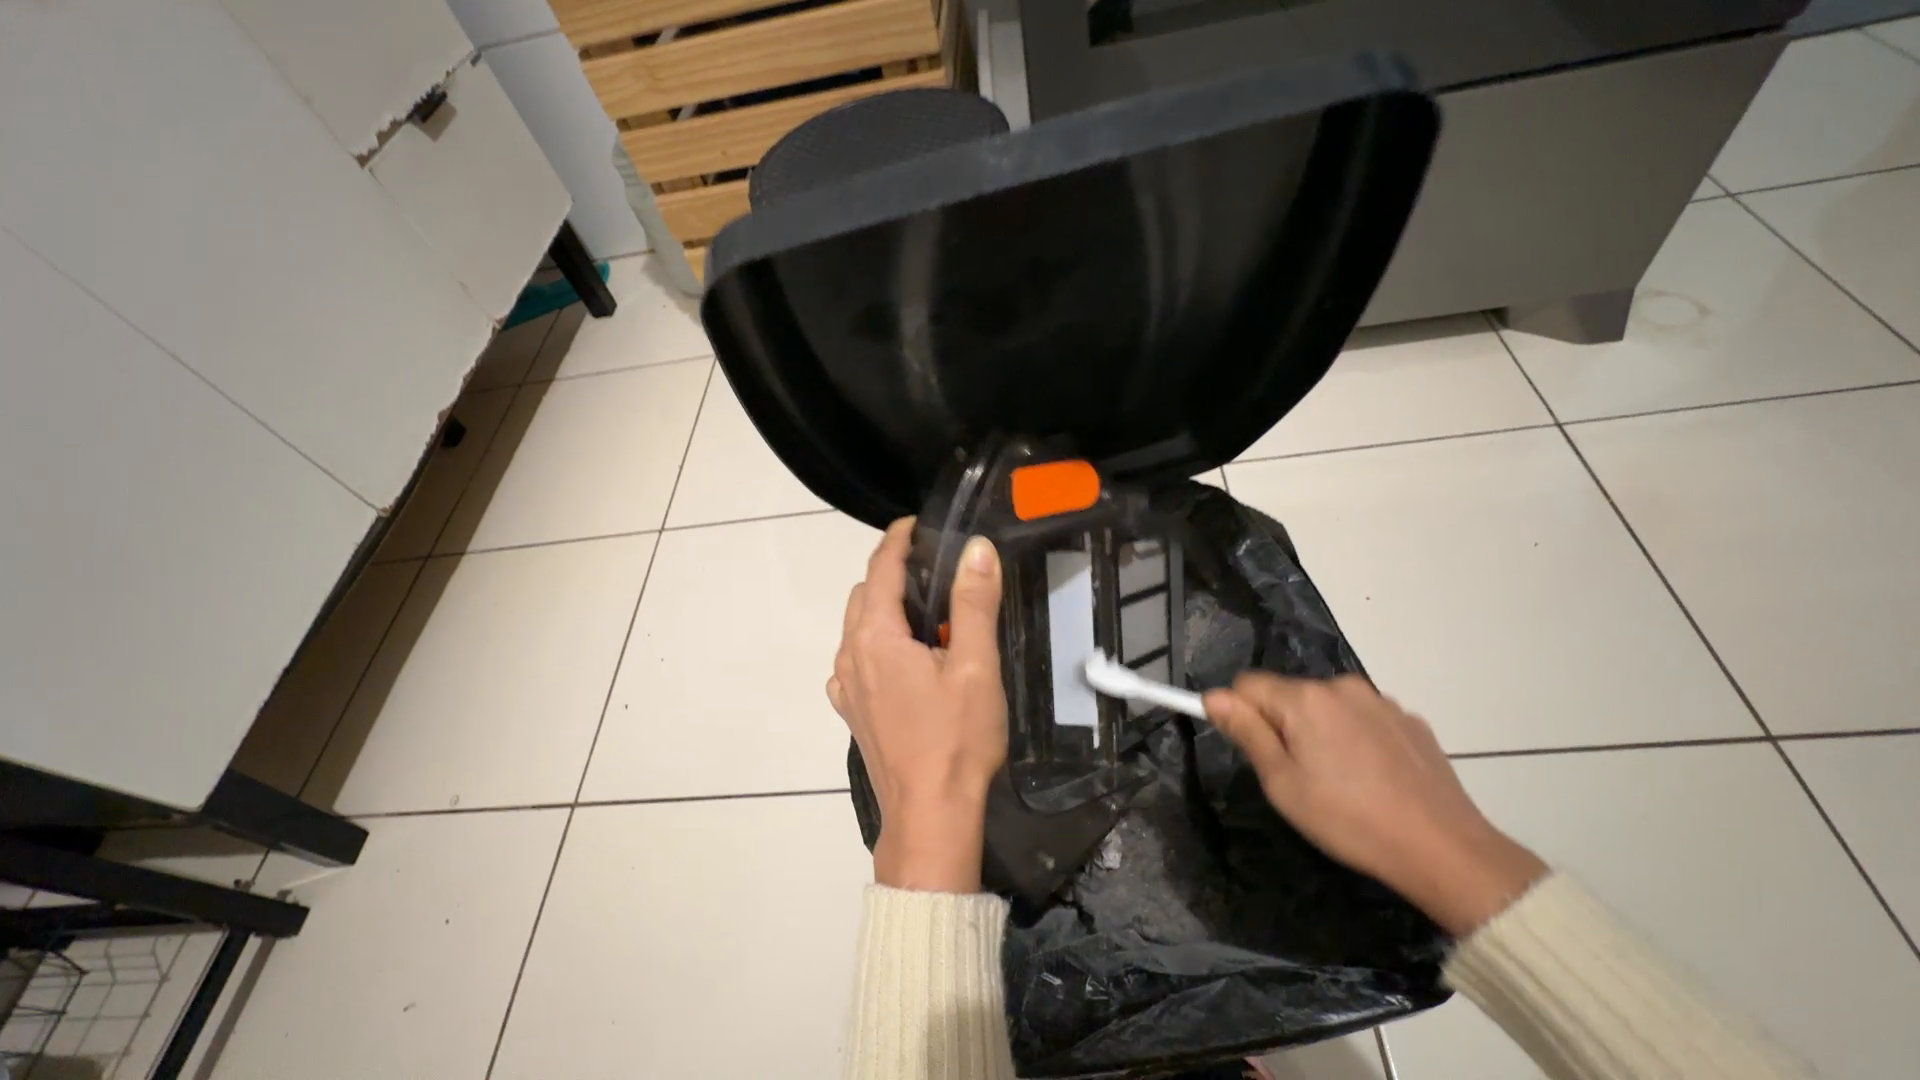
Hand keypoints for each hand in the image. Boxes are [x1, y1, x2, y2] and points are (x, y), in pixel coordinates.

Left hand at [828, 518, 1007, 892]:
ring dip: (887, 610)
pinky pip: (860, 661)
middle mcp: (849, 655)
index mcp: (875, 637)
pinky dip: (881, 645)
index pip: (880, 568)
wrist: (930, 816)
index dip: (898, 539)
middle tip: (938, 569)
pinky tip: (910, 662)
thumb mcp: (974, 666)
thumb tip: (976, 547)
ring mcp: (845, 687)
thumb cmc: (956, 739)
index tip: (920, 523)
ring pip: (860, 629)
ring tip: (930, 614)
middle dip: (893, 573)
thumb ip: (973, 603)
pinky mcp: (852, 712)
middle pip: (864, 595)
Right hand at [1202, 673, 1546, 935]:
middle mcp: (1343, 687)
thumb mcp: (1282, 783)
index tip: (1250, 750)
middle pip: (1290, 695)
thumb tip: (1214, 696)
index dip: (1238, 713)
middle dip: (1283, 726)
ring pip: (1328, 708)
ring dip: (1321, 732)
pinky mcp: (1411, 721)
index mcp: (1306, 699)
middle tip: (1297, 777)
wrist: (1442, 848)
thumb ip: (1247, 732)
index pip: (1247, 683)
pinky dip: (1357, 740)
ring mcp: (1382, 702)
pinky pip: (1364, 720)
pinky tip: (1373, 780)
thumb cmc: (1348, 820)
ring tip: (1340, 782)